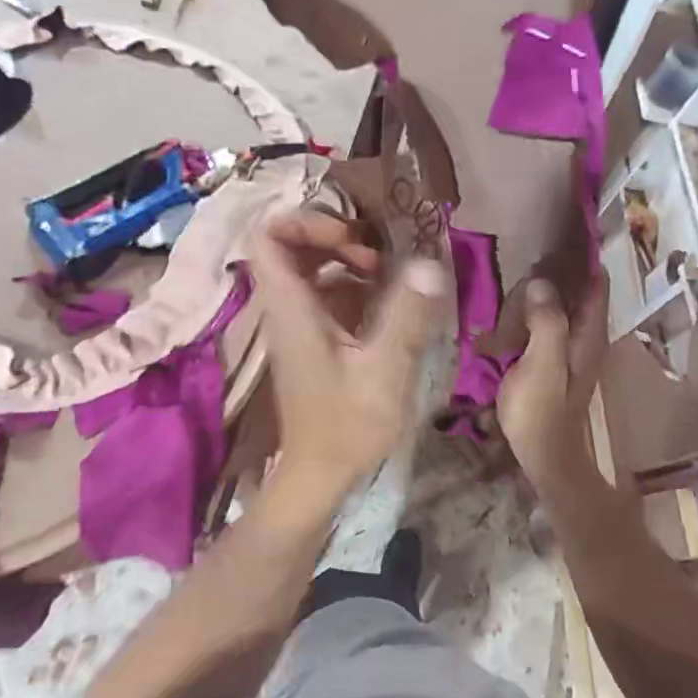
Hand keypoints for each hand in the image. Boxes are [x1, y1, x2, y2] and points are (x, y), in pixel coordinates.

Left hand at [250, 211, 445, 500]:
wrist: (318, 475)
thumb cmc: (347, 426)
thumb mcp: (385, 370)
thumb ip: (406, 315)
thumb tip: (429, 264)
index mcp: (291, 309)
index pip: (268, 238)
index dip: (304, 222)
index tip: (350, 237)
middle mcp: (285, 310)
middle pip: (289, 247)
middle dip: (332, 238)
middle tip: (373, 253)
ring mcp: (295, 326)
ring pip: (308, 271)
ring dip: (345, 263)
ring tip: (385, 274)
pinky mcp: (310, 342)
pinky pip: (323, 297)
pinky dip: (350, 288)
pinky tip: (384, 304)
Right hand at [497, 273, 607, 480]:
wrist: (545, 458)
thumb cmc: (541, 412)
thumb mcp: (542, 364)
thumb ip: (546, 322)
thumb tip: (543, 281)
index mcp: (589, 334)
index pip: (596, 283)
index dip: (583, 257)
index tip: (558, 234)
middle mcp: (585, 338)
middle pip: (578, 292)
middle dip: (556, 272)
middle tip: (524, 259)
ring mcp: (569, 351)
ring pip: (560, 308)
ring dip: (541, 294)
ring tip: (513, 281)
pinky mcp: (552, 363)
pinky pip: (545, 327)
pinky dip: (531, 315)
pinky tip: (508, 314)